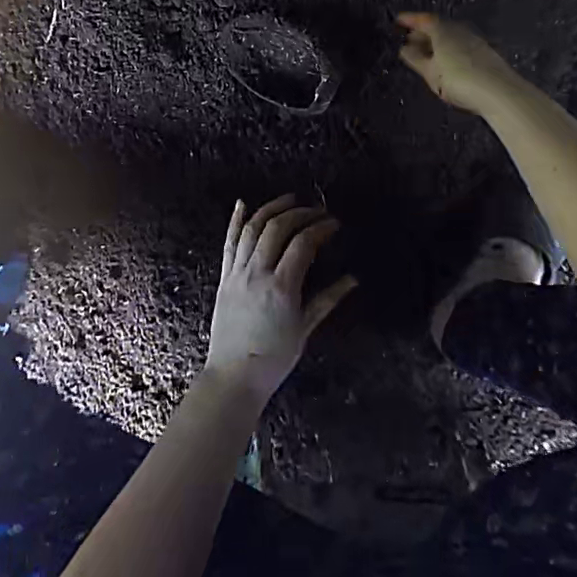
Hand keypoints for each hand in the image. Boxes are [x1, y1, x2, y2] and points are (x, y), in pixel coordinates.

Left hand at [205, 194, 357, 400]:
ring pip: (252, 228)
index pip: (302, 244)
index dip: (320, 228)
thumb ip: (327, 300)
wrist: (234, 376)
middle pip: (277, 229)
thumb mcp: (305, 328)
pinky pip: (229, 242)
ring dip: (272, 208)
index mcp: (281, 287)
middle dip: (300, 213)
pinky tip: (242, 204)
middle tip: (317, 211)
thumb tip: (352, 279)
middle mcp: (257, 273)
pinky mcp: (224, 277)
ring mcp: (237, 273)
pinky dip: (236, 221)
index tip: (333, 224)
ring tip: (289, 199)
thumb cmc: (274, 357)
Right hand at [396, 13, 527, 116]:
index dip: (410, 19)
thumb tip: (405, 49)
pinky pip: (462, 46)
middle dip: (423, 33)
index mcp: (443, 30)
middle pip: (438, 27)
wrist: (498, 91)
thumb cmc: (460, 79)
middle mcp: (460, 30)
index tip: (399, 20)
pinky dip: (450, 51)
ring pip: (451, 37)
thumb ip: (415, 59)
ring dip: (437, 43)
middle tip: (410, 39)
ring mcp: (475, 41)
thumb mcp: (430, 72)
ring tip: (427, 54)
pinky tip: (448, 64)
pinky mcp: (486, 53)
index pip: (423, 19)